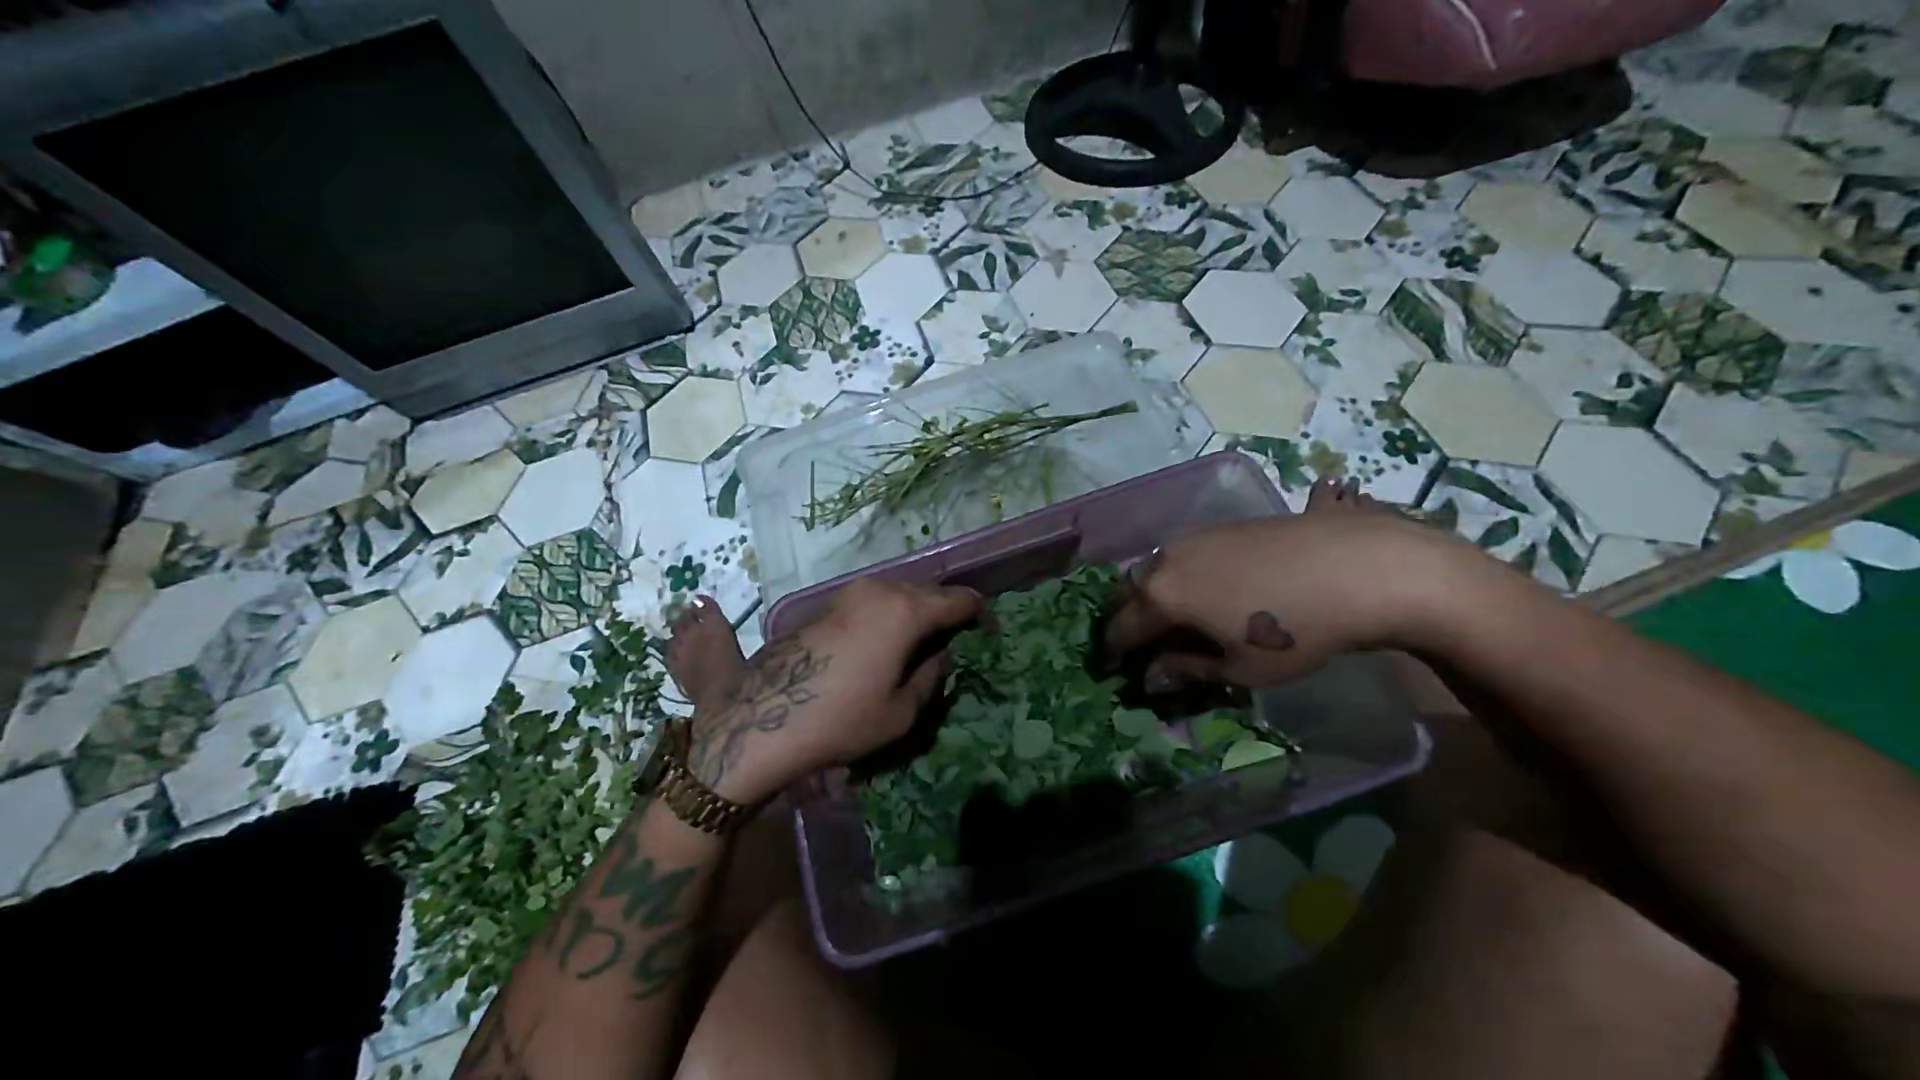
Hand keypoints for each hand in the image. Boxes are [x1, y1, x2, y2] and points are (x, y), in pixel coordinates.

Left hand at [687, 579, 983, 802]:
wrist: (762, 721)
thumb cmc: (841, 719)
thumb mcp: (901, 712)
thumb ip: (931, 676)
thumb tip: (940, 655)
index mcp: (905, 611)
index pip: (959, 600)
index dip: (980, 615)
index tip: (988, 634)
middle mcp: (879, 589)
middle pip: (928, 591)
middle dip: (947, 611)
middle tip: (957, 640)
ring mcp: (849, 593)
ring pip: (898, 593)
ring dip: (916, 612)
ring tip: (923, 643)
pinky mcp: (826, 604)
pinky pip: (873, 601)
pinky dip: (890, 615)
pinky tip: (887, 643)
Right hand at [1104, 479, 1493, 689]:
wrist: (1365, 567)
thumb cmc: (1297, 631)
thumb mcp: (1240, 668)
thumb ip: (1186, 670)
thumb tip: (1151, 675)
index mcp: (1161, 595)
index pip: (1121, 627)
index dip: (1115, 652)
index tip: (1117, 669)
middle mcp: (1167, 558)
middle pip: (1130, 591)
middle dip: (1129, 619)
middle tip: (1144, 645)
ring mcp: (1196, 535)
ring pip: (1157, 568)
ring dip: (1155, 595)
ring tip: (1179, 619)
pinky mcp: (1225, 524)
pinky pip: (1185, 554)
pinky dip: (1183, 576)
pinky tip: (1213, 591)